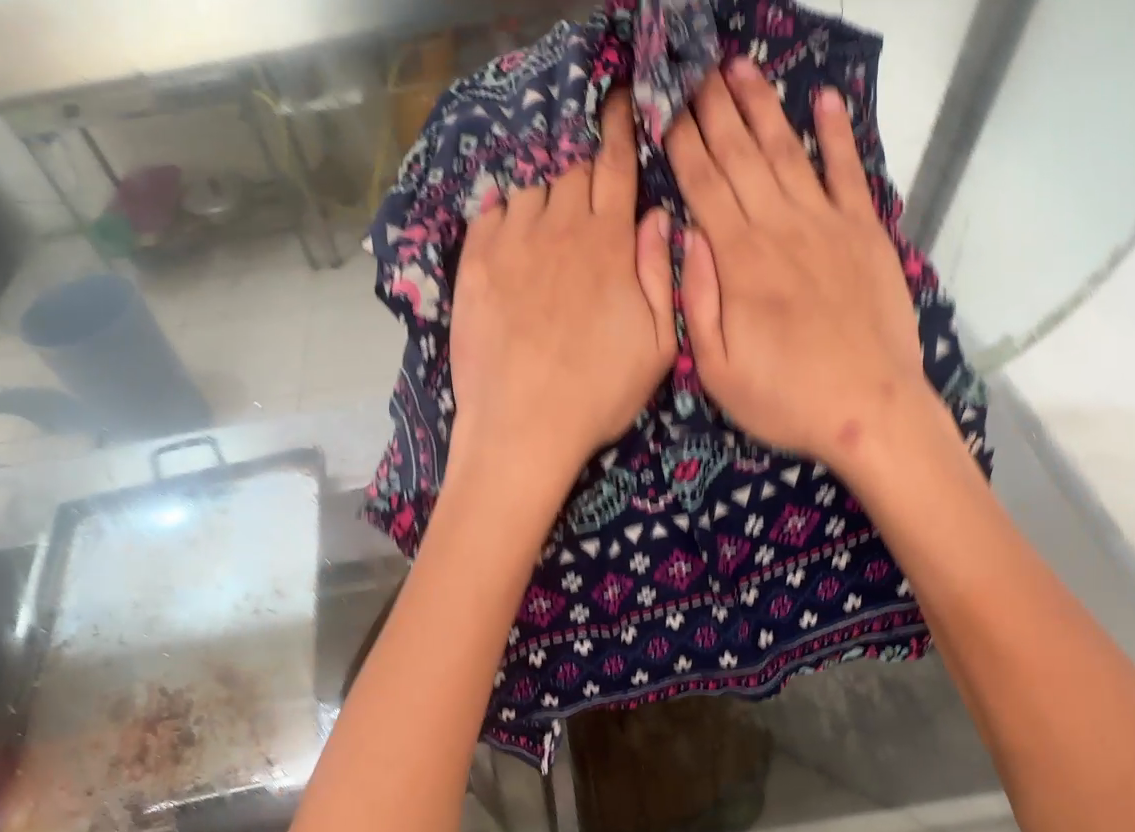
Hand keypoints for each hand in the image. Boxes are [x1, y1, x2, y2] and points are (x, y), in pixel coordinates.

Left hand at [447, 91, 675, 500]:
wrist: (522, 427)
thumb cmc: (599, 394)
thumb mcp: (659, 345)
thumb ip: (660, 274)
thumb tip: (658, 218)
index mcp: (610, 242)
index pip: (616, 164)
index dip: (619, 128)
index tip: (617, 102)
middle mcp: (560, 228)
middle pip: (573, 173)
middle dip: (584, 175)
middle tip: (587, 201)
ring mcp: (512, 242)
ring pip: (532, 189)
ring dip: (545, 197)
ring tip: (549, 229)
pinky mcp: (474, 264)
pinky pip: (489, 212)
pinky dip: (502, 211)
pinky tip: (510, 230)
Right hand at [665, 59, 951, 472]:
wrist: (871, 411)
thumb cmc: (784, 400)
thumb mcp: (716, 369)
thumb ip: (695, 300)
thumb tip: (684, 235)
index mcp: (739, 262)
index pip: (702, 185)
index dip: (681, 143)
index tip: (665, 108)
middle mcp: (780, 229)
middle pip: (741, 156)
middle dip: (714, 111)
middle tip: (694, 72)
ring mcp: (828, 226)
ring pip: (788, 151)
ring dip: (763, 108)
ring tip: (739, 70)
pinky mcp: (866, 233)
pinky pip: (849, 171)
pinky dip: (837, 134)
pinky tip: (824, 101)